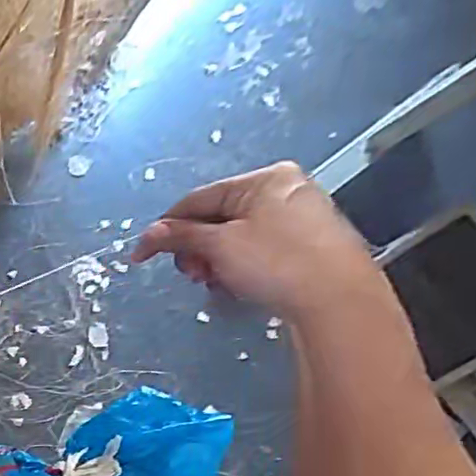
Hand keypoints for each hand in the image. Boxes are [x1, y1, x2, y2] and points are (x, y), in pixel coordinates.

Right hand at [132, 161, 383, 317]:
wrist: (334, 296)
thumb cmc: (277, 262)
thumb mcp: (220, 246)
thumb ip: (181, 236)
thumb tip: (150, 233)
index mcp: (262, 179)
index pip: (197, 199)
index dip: (165, 228)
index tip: (141, 255)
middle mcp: (280, 190)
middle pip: (215, 218)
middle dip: (196, 249)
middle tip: (195, 275)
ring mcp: (292, 215)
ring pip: (232, 237)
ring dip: (213, 262)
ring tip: (217, 282)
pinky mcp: (301, 242)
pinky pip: (252, 249)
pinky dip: (235, 266)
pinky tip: (236, 283)